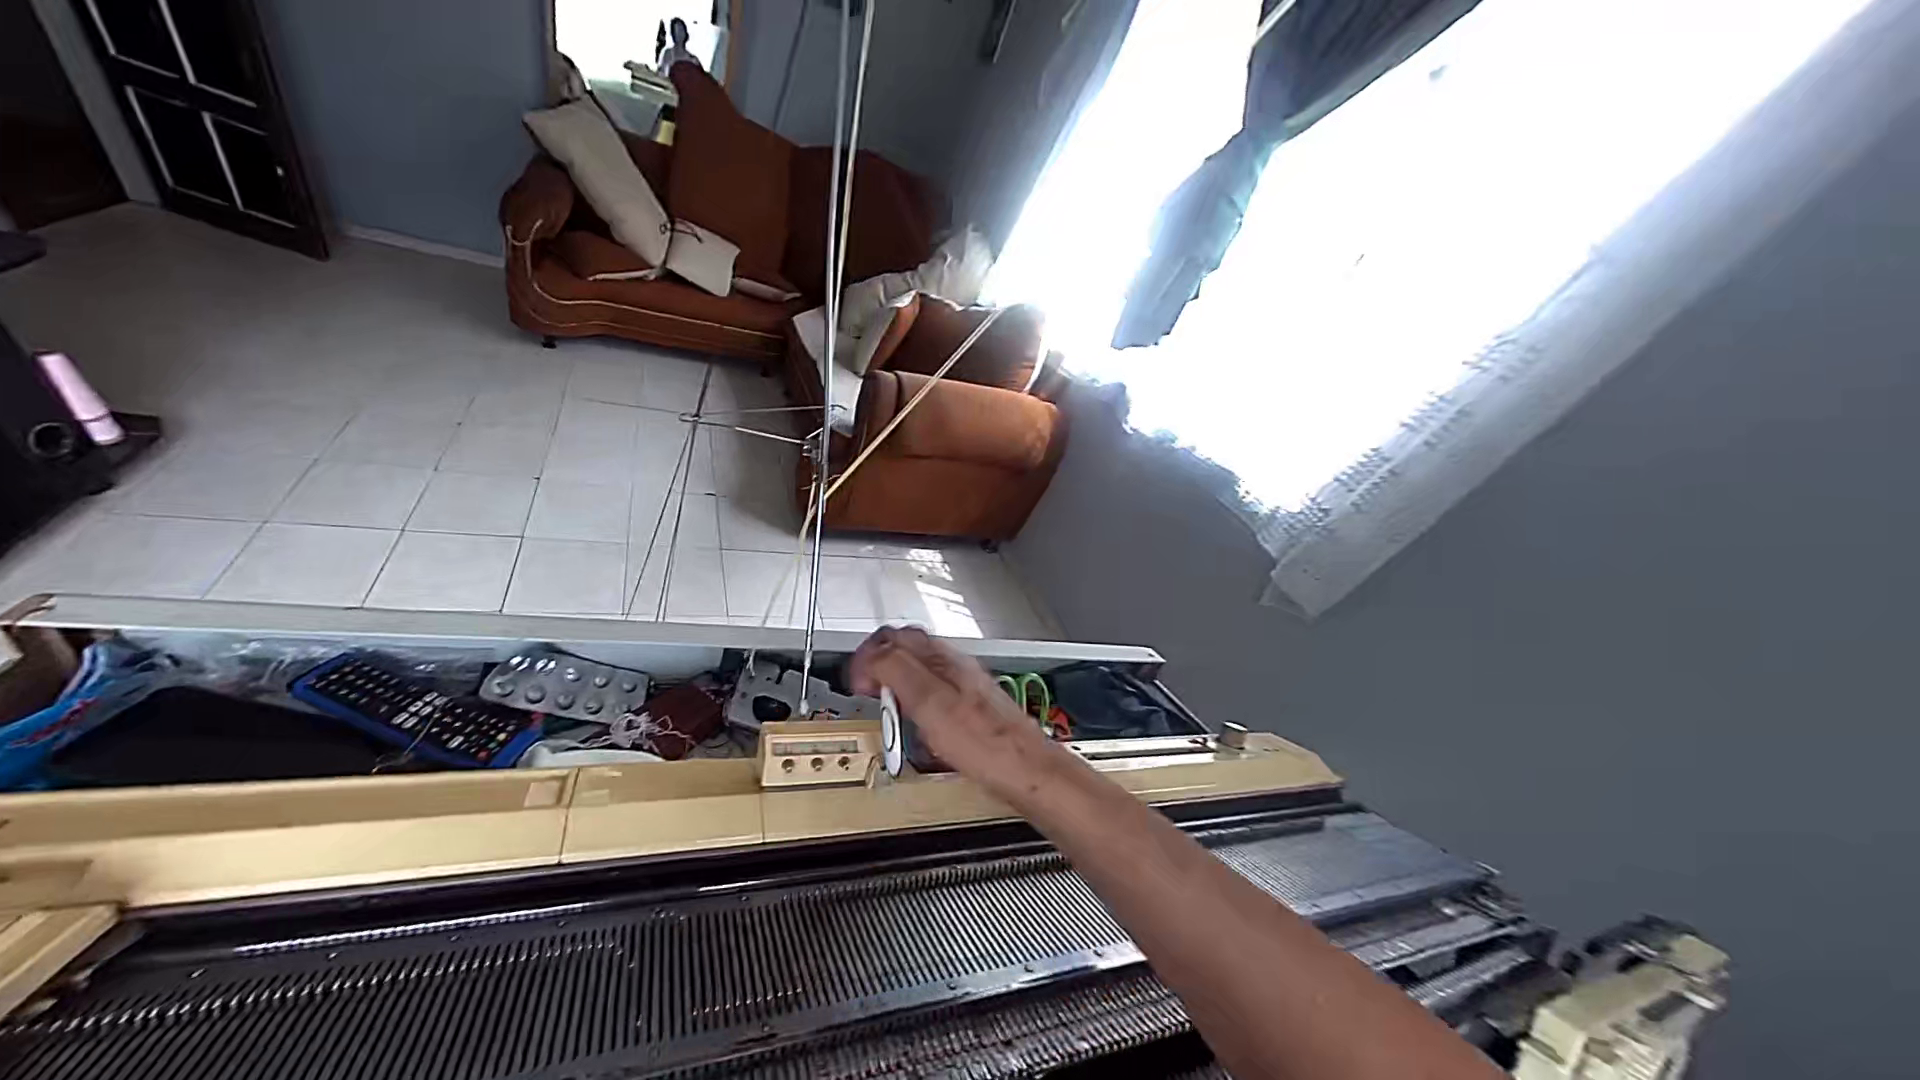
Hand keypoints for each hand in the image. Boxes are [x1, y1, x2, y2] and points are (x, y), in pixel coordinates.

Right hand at [848, 626, 1065, 803]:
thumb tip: (873, 657)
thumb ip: (897, 671)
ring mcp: (963, 686)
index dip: (867, 655)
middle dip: (879, 665)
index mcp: (941, 658)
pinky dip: (913, 704)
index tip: (857, 681)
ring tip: (886, 706)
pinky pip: (932, 694)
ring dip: (895, 683)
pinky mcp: (969, 709)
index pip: (893, 637)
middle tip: (865, 689)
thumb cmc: (985, 742)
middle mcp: (954, 666)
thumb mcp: (929, 703)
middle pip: (906, 649)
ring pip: (919, 671)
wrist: (1025, 771)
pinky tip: (915, 724)